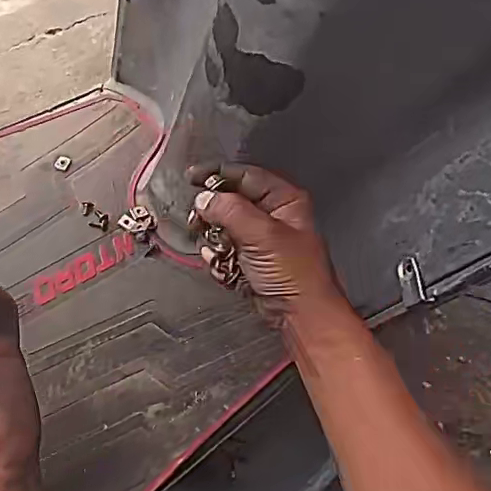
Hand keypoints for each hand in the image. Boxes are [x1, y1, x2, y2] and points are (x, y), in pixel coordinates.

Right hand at [186, 164, 344, 324]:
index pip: (245, 175)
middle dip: (212, 216)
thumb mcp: (263, 234)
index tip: (192, 178)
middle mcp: (271, 217)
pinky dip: (219, 261)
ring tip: (221, 254)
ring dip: (215, 243)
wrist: (299, 315)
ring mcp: (258, 240)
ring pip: (222, 230)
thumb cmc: (296, 276)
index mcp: (284, 201)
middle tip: (199, 222)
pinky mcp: (248, 262)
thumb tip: (205, 198)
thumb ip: (230, 210)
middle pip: (229, 203)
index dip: (217, 175)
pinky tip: (226, 270)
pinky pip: (222, 253)